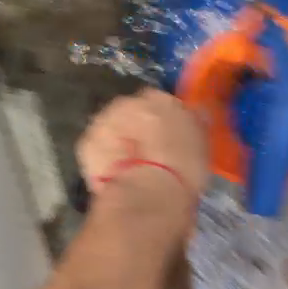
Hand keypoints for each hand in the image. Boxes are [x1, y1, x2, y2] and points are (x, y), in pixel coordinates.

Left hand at [77, 90, 207, 221]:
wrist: (147, 191)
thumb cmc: (183, 167)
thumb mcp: (201, 141)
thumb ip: (193, 122)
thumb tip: (195, 114)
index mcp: (161, 97)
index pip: (161, 101)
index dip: (163, 121)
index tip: (167, 138)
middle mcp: (129, 101)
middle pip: (132, 112)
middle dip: (138, 129)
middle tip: (148, 153)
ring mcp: (103, 120)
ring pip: (112, 128)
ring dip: (118, 141)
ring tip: (129, 166)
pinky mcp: (85, 143)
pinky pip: (97, 147)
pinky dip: (103, 157)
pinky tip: (113, 173)